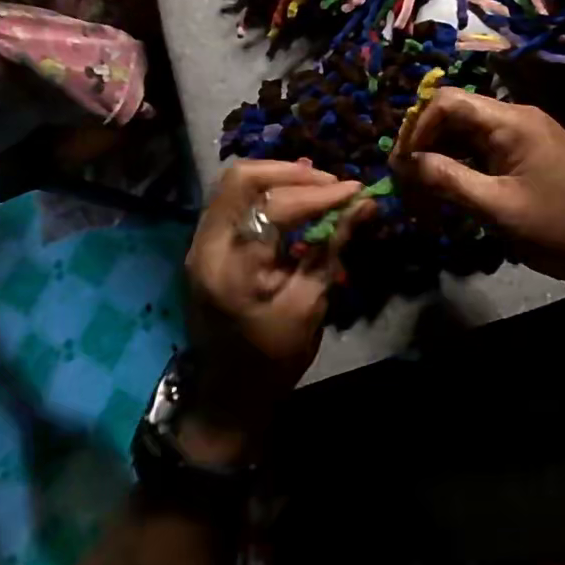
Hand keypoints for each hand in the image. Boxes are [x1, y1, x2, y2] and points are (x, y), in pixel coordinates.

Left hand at [183, 160, 373, 444]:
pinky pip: (231, 200)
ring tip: (318, 184)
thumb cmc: (273, 357)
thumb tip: (365, 204)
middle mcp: (206, 246)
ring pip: (233, 184)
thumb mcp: (310, 305)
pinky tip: (293, 194)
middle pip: (241, 179)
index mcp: (233, 269)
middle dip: (291, 172)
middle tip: (333, 183)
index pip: (274, 207)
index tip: (355, 191)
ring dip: (277, 176)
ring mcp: (199, 243)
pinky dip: (263, 190)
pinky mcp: (204, 244)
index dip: (319, 194)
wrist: (228, 391)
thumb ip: (332, 247)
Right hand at [398, 89, 564, 288]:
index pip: (448, 101)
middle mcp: (515, 117)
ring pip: (463, 134)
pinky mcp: (523, 152)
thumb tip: (402, 162)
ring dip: (439, 158)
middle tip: (405, 182)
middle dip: (424, 144)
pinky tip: (446, 192)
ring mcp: (521, 134)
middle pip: (453, 115)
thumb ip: (448, 180)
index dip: (417, 127)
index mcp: (512, 121)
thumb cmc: (558, 229)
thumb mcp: (497, 208)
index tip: (402, 164)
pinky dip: (459, 167)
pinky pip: (480, 150)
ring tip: (421, 192)